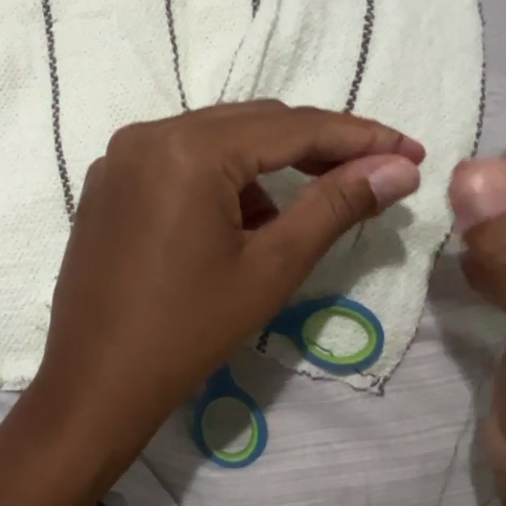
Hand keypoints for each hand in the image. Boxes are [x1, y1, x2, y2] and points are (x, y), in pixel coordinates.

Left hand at [35, 101, 424, 446]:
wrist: (95, 382)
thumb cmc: (187, 331)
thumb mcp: (270, 268)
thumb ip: (335, 207)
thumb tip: (398, 169)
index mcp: (188, 149)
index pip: (291, 126)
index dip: (357, 137)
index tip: (410, 152)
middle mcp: (146, 135)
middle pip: (250, 123)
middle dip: (313, 147)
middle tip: (373, 175)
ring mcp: (118, 159)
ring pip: (213, 140)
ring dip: (263, 166)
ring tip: (295, 217)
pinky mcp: (105, 186)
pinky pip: (175, 162)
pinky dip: (217, 179)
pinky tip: (238, 222)